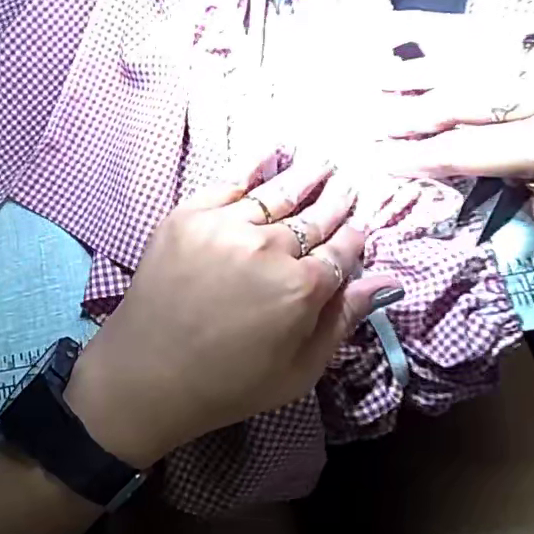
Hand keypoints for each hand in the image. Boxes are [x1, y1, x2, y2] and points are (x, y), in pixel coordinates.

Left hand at [65, 155, 401, 465]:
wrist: (145, 377)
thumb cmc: (229, 384)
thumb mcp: (299, 369)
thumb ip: (343, 320)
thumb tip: (388, 281)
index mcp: (302, 288)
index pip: (341, 252)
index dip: (354, 240)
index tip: (360, 229)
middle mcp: (269, 248)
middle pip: (314, 219)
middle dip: (336, 203)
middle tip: (349, 186)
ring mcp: (226, 225)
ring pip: (279, 194)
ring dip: (307, 176)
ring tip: (325, 163)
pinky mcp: (190, 215)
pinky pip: (230, 179)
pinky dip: (257, 162)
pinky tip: (277, 149)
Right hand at [377, 25, 533, 244]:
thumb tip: (501, 169)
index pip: (468, 146)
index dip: (418, 152)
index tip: (378, 151)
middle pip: (472, 87)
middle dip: (413, 96)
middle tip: (369, 92)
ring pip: (507, 56)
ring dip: (454, 66)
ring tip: (403, 59)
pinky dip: (517, 64)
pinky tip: (490, 67)